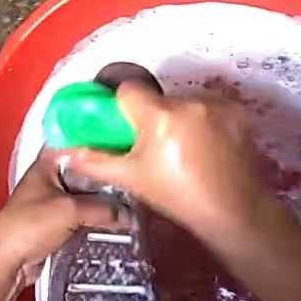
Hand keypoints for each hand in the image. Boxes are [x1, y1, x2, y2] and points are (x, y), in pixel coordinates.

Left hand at [0, 153, 124, 275]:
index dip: (101, 143)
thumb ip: (103, 209)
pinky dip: (97, 214)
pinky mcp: (57, 220)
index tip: (127, 145)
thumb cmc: (31, 225)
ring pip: (85, 192)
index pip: (78, 144)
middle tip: (135, 174)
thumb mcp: (70, 211)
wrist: (7, 260)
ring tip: (133, 195)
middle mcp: (51, 176)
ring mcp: (53, 199)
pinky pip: (83, 212)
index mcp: (48, 163)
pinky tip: (118, 216)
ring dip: (104, 197)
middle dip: (107, 174)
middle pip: (85, 170)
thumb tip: (130, 215)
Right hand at [61, 83, 284, 246]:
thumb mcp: (132, 179)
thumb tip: (64, 151)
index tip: (126, 127)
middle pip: (158, 99)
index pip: (129, 89)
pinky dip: (203, 122)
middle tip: (154, 148)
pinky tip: (205, 147)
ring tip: (183, 151)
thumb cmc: (178, 196)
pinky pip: (208, 108)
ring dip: (179, 120)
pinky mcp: (237, 112)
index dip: (123, 106)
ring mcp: (217, 106)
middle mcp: (189, 103)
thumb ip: (95, 161)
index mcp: (160, 116)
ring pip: (183, 103)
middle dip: (152, 118)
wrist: (234, 212)